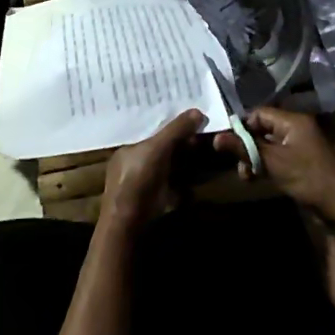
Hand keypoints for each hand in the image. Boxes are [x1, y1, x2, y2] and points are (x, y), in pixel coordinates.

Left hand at [101, 109, 204, 231]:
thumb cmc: (138, 179)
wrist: (130, 223)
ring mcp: (145, 184)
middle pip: (161, 148)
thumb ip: (176, 130)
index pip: (150, 131)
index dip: (169, 124)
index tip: (190, 118)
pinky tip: (200, 172)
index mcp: (128, 149)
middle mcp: (133, 165)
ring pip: (169, 166)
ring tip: (206, 148)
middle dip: (180, 141)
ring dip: (186, 159)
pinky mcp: (156, 200)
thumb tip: (198, 111)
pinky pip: (174, 184)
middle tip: (203, 132)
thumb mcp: (157, 148)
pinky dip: (186, 179)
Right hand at [218, 102, 334, 228]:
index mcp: (295, 121)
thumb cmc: (308, 179)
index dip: (242, 126)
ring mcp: (301, 148)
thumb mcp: (273, 162)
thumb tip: (216, 138)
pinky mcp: (301, 165)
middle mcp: (298, 129)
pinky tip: (255, 179)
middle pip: (263, 129)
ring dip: (254, 158)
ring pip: (268, 146)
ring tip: (246, 176)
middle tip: (237, 164)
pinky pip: (277, 158)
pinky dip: (265, 166)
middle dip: (246, 145)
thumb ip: (244, 148)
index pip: (260, 113)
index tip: (228, 144)